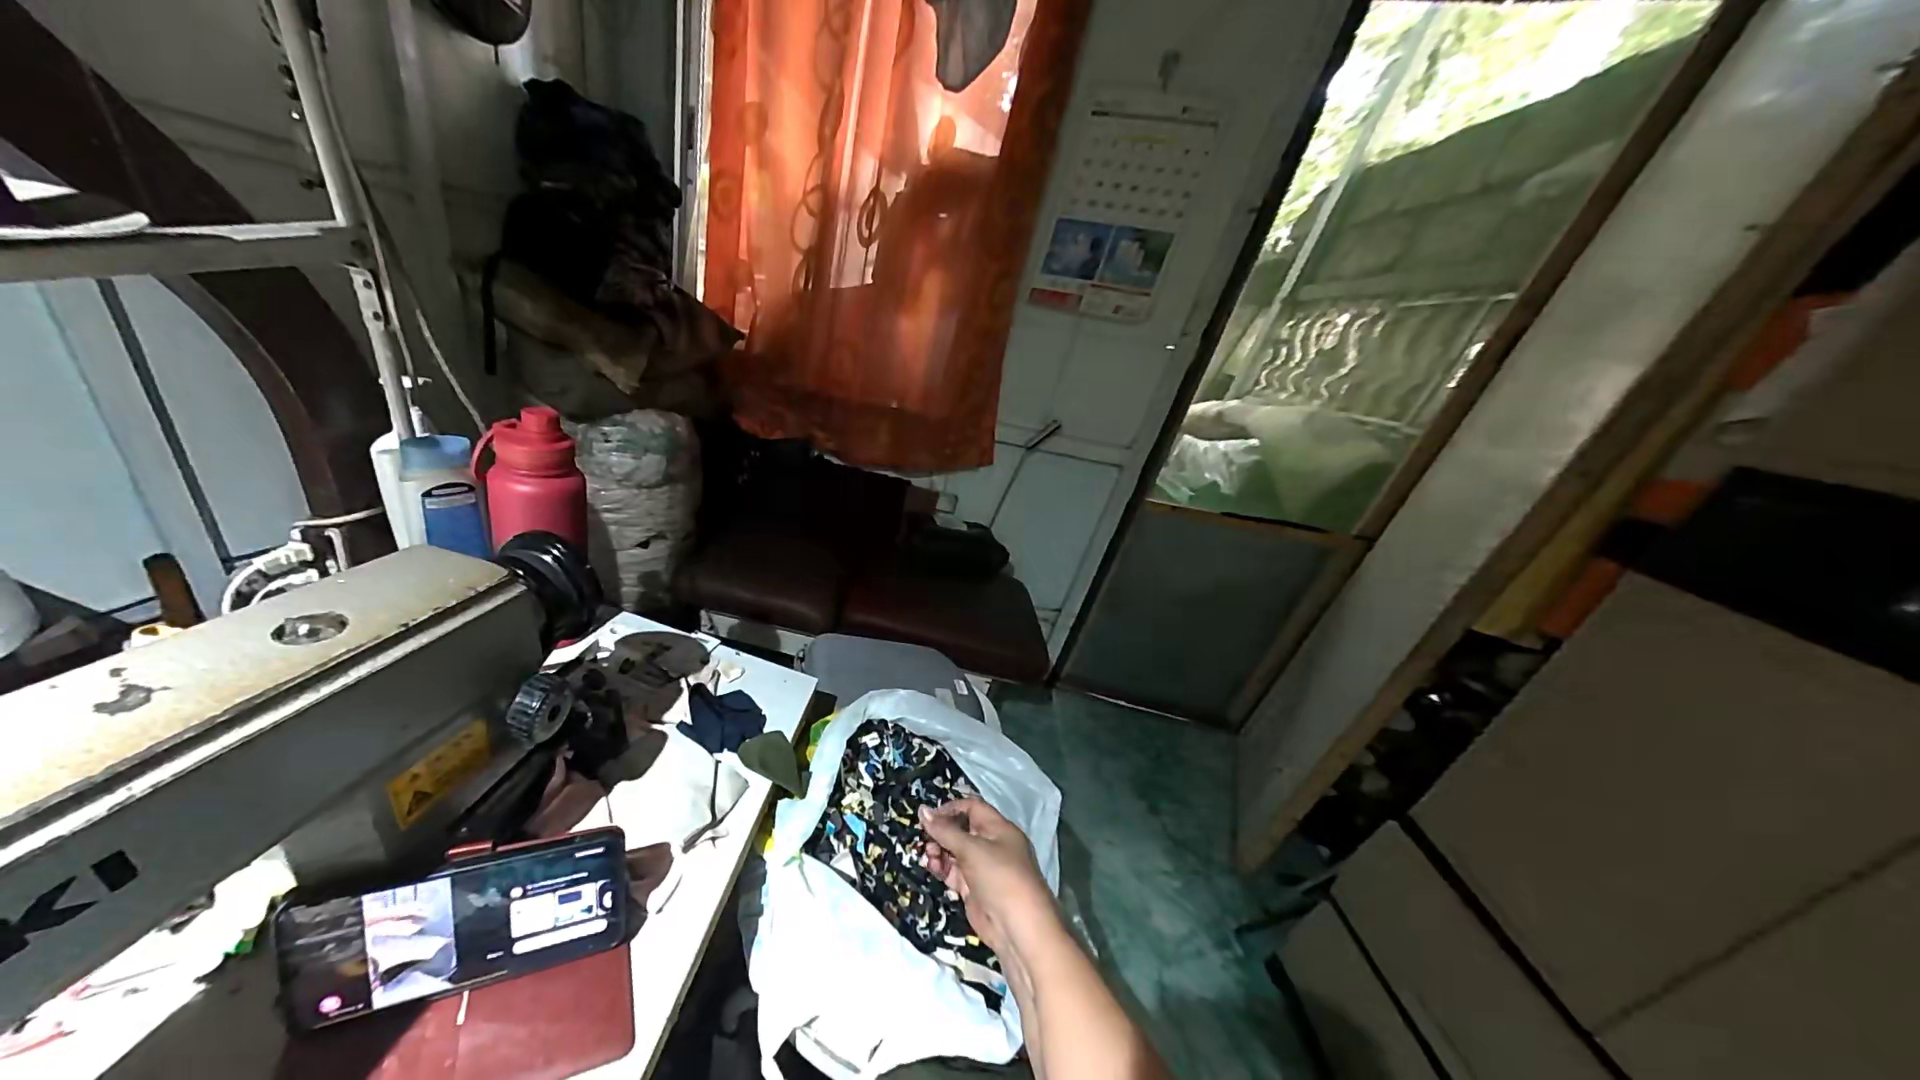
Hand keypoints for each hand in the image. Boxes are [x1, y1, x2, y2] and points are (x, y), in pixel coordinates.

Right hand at [920, 798, 1057, 960]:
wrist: (1016, 927)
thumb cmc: (999, 876)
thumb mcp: (971, 849)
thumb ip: (945, 830)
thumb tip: (922, 810)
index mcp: (999, 828)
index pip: (973, 808)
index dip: (951, 809)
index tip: (929, 816)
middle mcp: (992, 845)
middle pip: (962, 830)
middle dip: (942, 832)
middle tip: (926, 840)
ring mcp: (982, 868)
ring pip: (956, 852)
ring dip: (940, 851)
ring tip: (929, 857)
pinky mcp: (973, 889)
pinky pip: (954, 872)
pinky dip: (942, 868)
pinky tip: (933, 868)